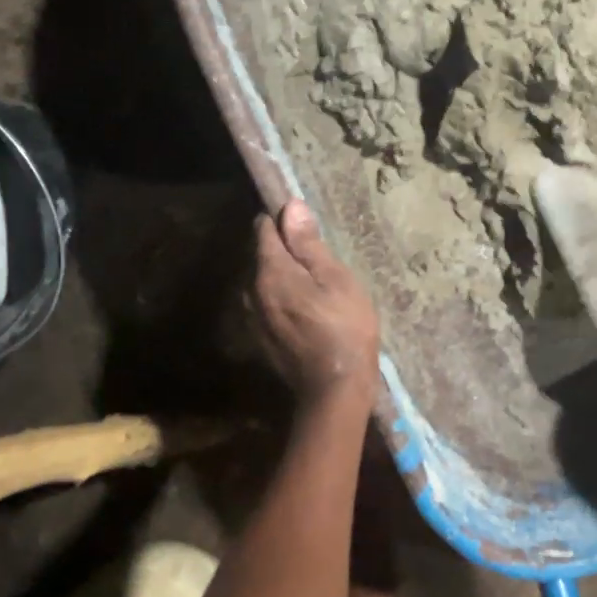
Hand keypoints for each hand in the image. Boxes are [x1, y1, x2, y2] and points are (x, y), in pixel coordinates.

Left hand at [252, 201, 379, 407]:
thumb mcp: (335, 278)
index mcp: (270, 272)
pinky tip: (305, 304)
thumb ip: (309, 244)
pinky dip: (282, 296)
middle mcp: (252, 291)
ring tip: (311, 275)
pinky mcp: (262, 338)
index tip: (304, 218)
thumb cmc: (344, 326)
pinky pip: (267, 303)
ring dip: (281, 273)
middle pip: (261, 255)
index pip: (264, 229)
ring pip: (263, 280)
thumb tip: (291, 207)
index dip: (282, 218)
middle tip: (315, 247)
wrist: (334, 389)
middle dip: (282, 246)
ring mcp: (254, 318)